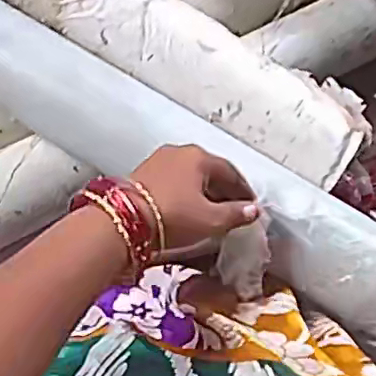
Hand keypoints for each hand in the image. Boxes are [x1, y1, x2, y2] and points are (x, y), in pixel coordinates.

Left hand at [130, 145, 259, 250]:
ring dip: (202, 192)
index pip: (231, 172)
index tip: (250, 205)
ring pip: (189, 176)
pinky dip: (184, 194)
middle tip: (234, 210)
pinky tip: (186, 210)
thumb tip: (252, 210)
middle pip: (209, 171)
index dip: (243, 191)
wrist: (124, 221)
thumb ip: (236, 214)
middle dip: (223, 191)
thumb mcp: (211, 220)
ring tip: (210, 213)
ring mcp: (158, 162)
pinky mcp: (142, 176)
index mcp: (199, 157)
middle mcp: (178, 153)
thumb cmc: (171, 216)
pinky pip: (173, 182)